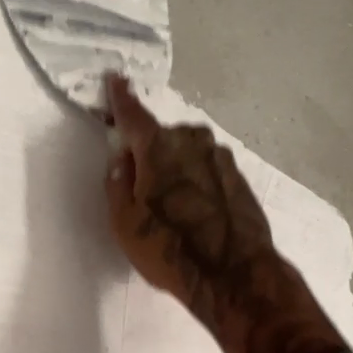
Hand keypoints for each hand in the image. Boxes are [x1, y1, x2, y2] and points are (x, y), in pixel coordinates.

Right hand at [102, 74, 275, 317]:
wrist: (232, 272)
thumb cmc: (168, 248)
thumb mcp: (124, 223)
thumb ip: (117, 184)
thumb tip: (121, 159)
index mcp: (157, 146)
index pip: (133, 114)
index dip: (120, 98)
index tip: (115, 80)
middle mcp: (191, 140)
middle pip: (161, 138)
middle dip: (149, 153)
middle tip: (140, 186)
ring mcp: (219, 156)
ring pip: (186, 153)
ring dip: (175, 168)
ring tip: (169, 206)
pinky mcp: (237, 176)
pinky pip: (205, 170)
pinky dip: (194, 181)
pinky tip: (192, 211)